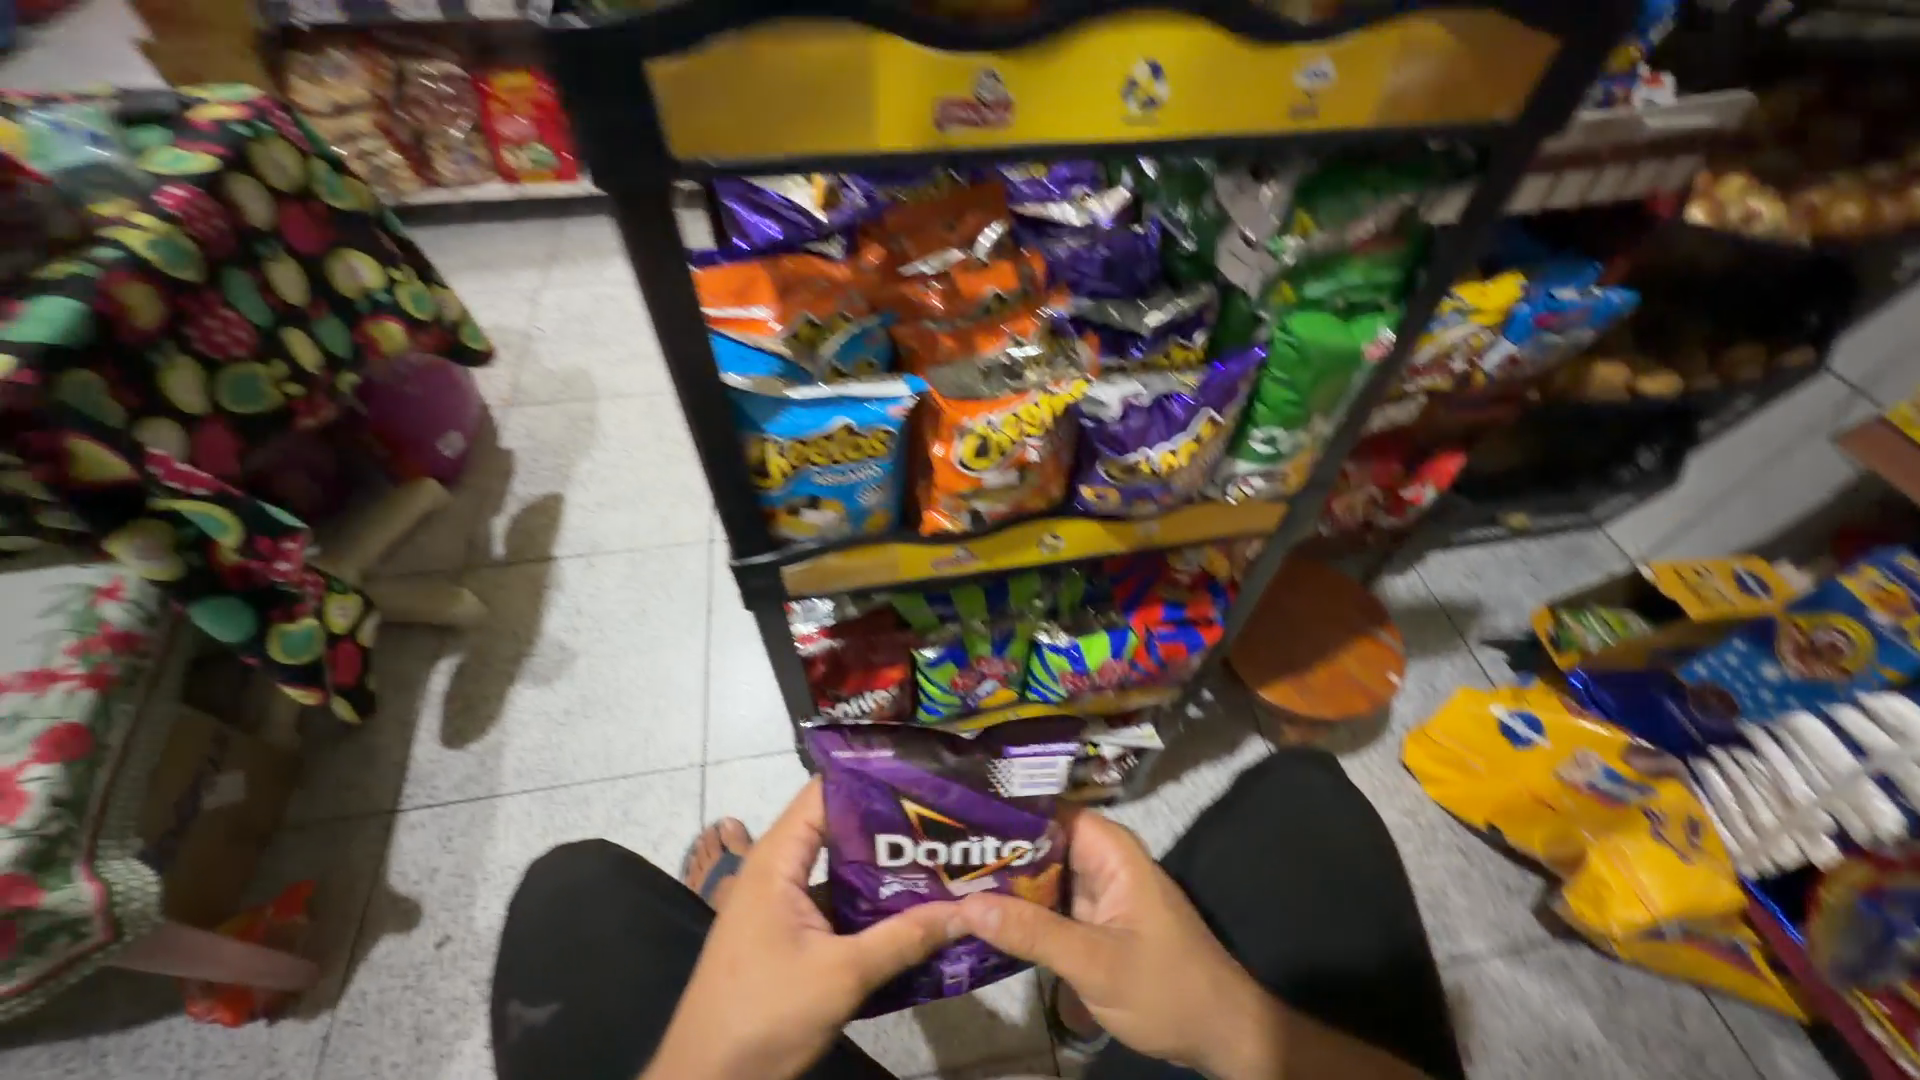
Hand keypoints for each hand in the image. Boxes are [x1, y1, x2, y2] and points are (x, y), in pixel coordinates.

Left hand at [644, 778, 960, 1079]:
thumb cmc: (763, 1015)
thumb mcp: (842, 975)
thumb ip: (904, 938)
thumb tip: (965, 911)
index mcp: (777, 859)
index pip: (826, 793)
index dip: (873, 780)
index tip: (924, 780)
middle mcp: (777, 869)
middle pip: (837, 827)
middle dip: (890, 825)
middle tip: (945, 821)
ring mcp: (780, 903)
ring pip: (838, 868)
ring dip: (882, 866)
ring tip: (941, 857)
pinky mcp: (787, 933)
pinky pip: (833, 900)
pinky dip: (868, 900)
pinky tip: (912, 908)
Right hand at [953, 811, 1283, 1079]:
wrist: (1223, 1035)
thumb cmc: (1168, 989)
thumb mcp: (1095, 963)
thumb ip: (1032, 933)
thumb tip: (966, 905)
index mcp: (1109, 850)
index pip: (1047, 811)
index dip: (1003, 812)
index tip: (953, 819)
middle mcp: (1100, 860)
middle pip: (1038, 843)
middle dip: (993, 851)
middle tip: (934, 857)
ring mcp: (1096, 892)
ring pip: (1040, 875)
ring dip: (1001, 883)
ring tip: (942, 881)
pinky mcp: (1092, 921)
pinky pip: (1048, 904)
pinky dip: (1018, 911)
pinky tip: (977, 917)